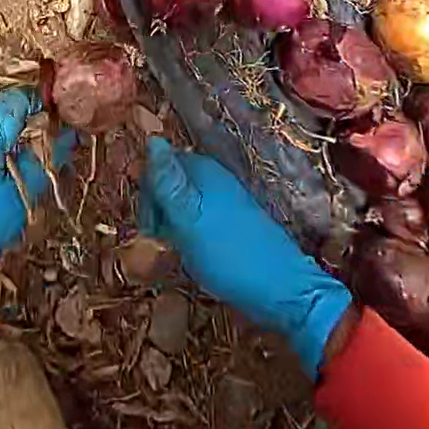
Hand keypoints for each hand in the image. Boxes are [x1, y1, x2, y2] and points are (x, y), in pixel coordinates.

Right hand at [138, 137, 352, 376]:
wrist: (281, 288)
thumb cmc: (228, 254)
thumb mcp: (188, 219)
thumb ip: (168, 182)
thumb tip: (153, 139)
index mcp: (202, 169)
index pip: (158, 166)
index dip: (147, 196)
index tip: (149, 227)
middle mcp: (214, 177)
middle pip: (170, 183)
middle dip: (158, 211)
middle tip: (161, 242)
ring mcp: (225, 198)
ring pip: (183, 203)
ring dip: (172, 225)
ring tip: (177, 250)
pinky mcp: (232, 219)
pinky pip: (199, 217)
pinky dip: (189, 233)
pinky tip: (195, 254)